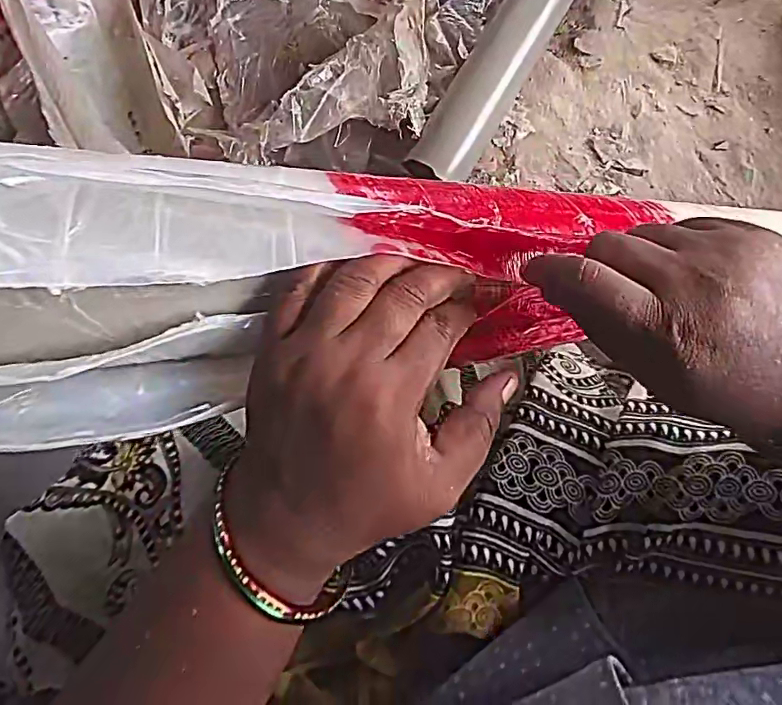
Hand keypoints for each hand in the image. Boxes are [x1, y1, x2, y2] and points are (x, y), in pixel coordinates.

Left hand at [225, 256, 519, 604]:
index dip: (466, 307)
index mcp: (390, 395)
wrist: (287, 516)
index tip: (478, 303)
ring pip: (353, 280)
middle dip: (438, 278)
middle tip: (455, 280)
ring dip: (388, 265)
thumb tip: (506, 376)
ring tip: (411, 268)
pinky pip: (298, 288)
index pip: (439, 326)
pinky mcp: (275, 346)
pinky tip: (350, 271)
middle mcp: (346, 362)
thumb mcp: (438, 483)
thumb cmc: (363, 503)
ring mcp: (304, 349)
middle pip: (402, 294)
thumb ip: (479, 426)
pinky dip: (327, 271)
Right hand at [521, 219, 781, 443]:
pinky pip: (684, 227)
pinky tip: (701, 276)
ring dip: (640, 257)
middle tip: (614, 287)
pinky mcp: (752, 232)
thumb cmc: (732, 390)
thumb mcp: (657, 378)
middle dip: (598, 265)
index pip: (585, 277)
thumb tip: (559, 286)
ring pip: (643, 233)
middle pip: (607, 245)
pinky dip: (678, 249)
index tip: (538, 269)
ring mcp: (727, 252)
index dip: (551, 269)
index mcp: (668, 328)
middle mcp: (694, 282)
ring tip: (669, 286)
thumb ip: (602, 328)